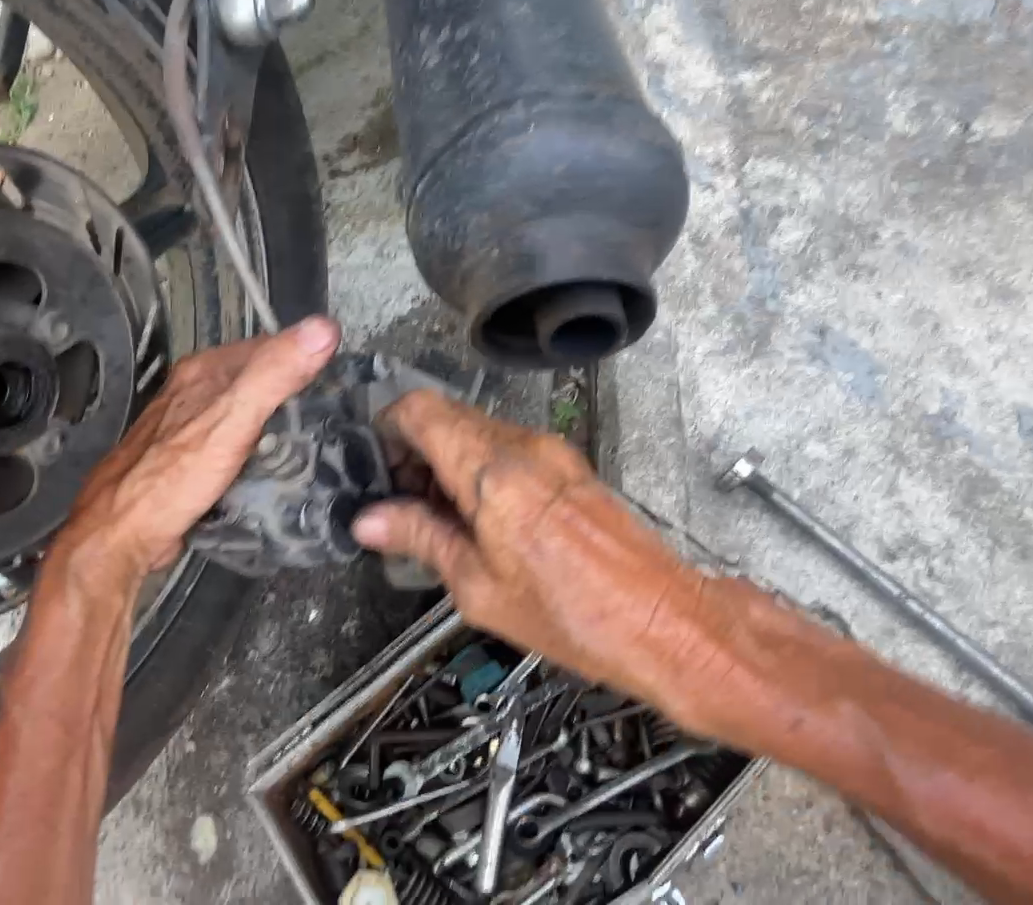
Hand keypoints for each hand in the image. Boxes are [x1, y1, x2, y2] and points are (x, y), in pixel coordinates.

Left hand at [57, 316, 340, 589]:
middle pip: (257, 380)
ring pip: (246, 411)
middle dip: (292, 393)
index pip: (268, 346)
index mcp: (204, 372)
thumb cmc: (169, 480)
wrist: (123, 534)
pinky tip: (268, 465)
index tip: (335, 376)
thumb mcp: (234, 419)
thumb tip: (319, 331)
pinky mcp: (190, 457)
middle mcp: (193, 392)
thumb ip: (276, 374)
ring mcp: (190, 425)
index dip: (304, 358)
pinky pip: (235, 441)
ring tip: (305, 438)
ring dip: (275, 422)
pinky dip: (256, 448)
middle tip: (328, 412)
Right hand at [351, 391, 711, 698]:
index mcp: (494, 473)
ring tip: (437, 517)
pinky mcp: (567, 464)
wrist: (661, 622)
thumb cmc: (574, 617)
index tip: (377, 464)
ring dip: (445, 460)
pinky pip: (507, 447)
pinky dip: (479, 468)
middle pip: (446, 416)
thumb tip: (371, 520)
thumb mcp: (479, 587)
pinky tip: (477, 517)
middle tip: (399, 501)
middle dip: (413, 450)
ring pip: (476, 429)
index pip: (421, 410)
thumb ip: (421, 538)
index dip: (388, 427)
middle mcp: (523, 447)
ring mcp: (550, 451)